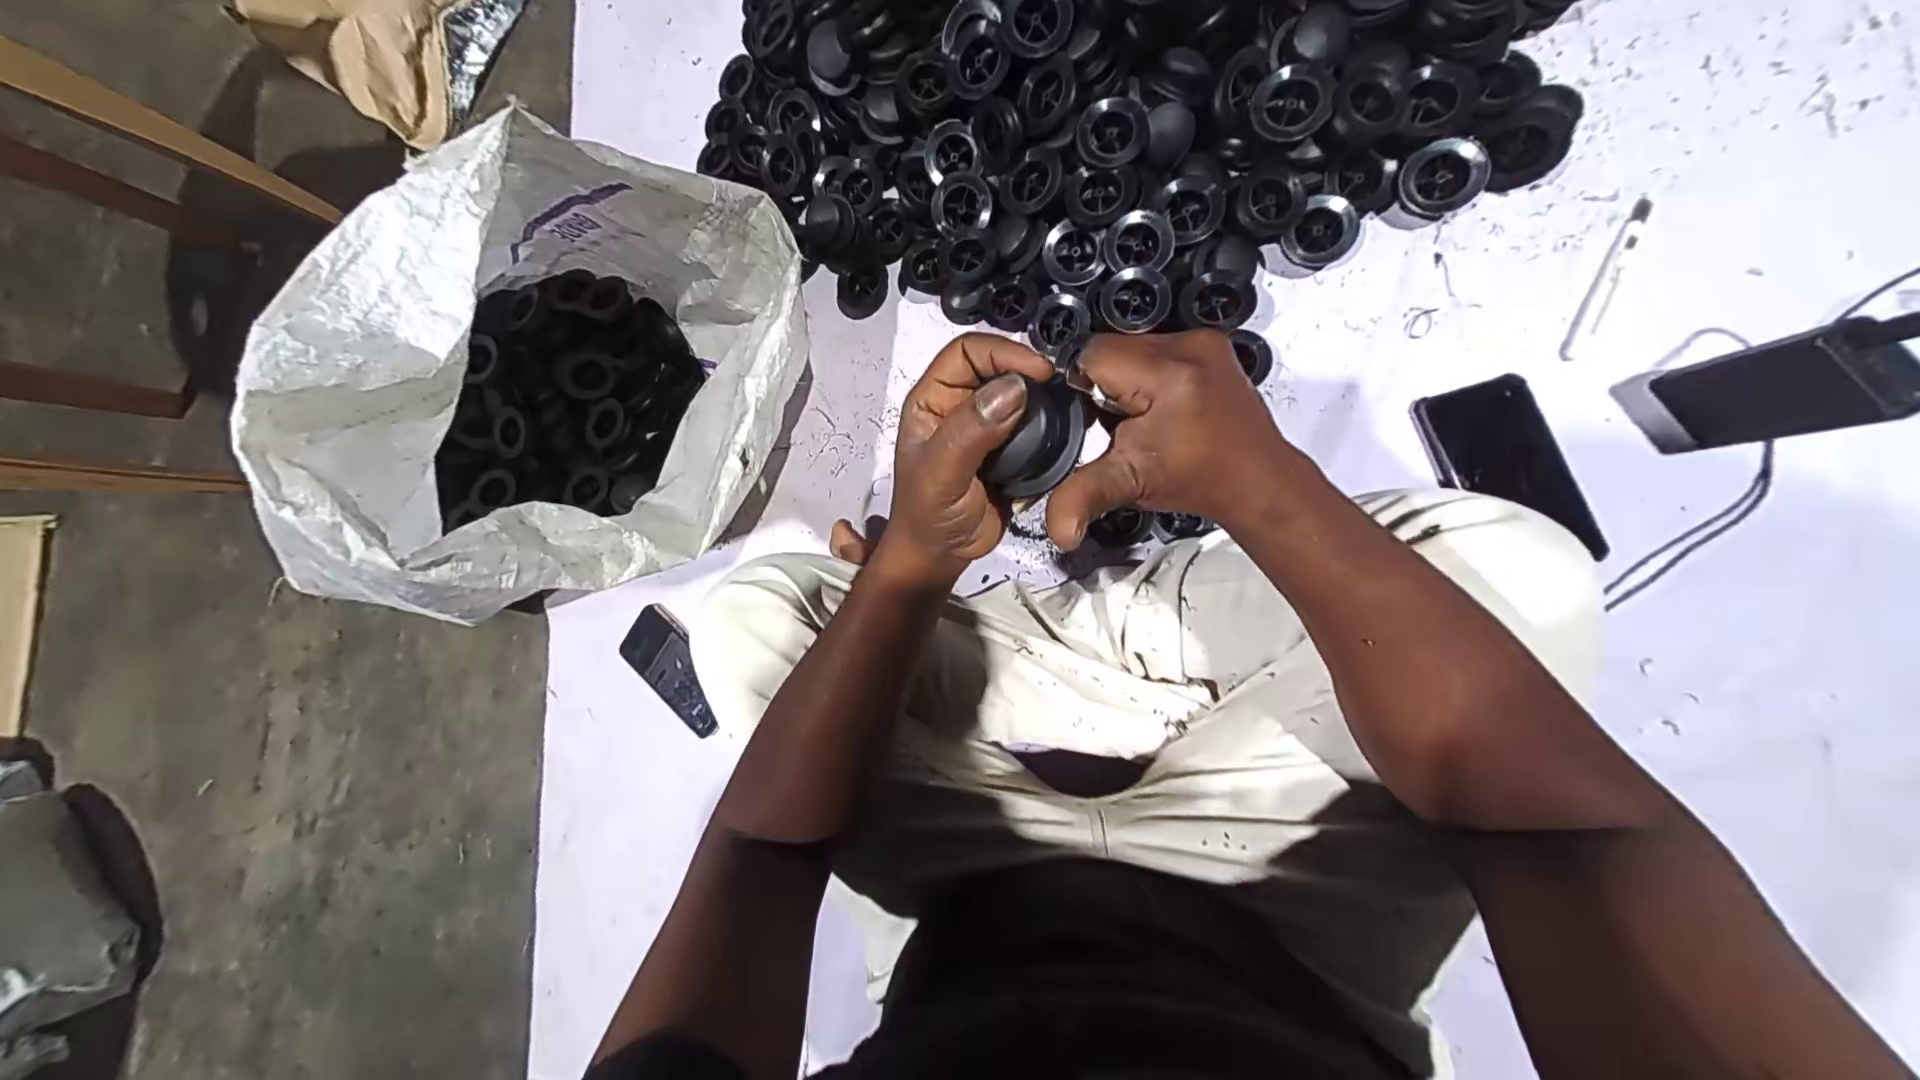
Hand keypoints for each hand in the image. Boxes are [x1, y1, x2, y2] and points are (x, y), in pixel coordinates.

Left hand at [832, 333, 1055, 586]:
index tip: (1036, 370)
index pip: (967, 352)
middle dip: (1027, 373)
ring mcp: (987, 427)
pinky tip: (1056, 436)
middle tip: (1054, 389)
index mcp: (933, 400)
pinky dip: (1048, 428)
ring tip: (1059, 412)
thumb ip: (971, 431)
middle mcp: (960, 406)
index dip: (1002, 353)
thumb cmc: (926, 517)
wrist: (942, 556)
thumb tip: (1011, 390)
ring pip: (1020, 395)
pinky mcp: (1010, 449)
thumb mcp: (941, 473)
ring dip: (1041, 401)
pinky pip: (1034, 426)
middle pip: (998, 367)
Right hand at [1046, 329, 1312, 548]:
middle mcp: (1191, 346)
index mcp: (1169, 374)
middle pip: (1110, 346)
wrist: (1255, 481)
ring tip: (1144, 415)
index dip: (1081, 388)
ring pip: (1131, 345)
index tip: (1101, 418)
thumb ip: (1082, 497)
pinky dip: (1147, 374)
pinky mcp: (1210, 346)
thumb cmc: (1203, 479)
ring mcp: (1204, 342)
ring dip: (1125, 379)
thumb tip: (1056, 527)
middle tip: (1124, 422)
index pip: (1091, 354)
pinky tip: (1159, 405)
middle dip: (1104, 385)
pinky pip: (1155, 348)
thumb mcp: (1129, 485)